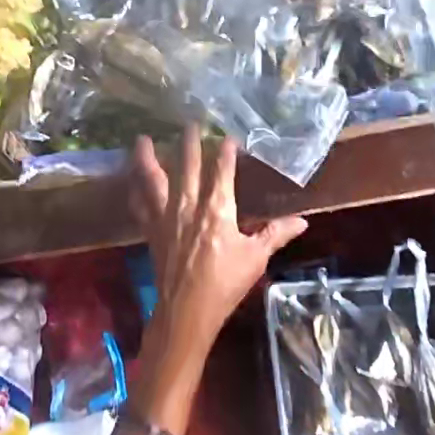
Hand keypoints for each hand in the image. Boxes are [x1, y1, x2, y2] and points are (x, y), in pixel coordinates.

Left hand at [131, 129, 308, 355]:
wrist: (186, 311)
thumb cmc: (225, 284)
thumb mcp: (255, 258)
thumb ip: (276, 234)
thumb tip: (302, 220)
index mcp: (217, 210)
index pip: (222, 171)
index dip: (225, 152)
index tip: (229, 136)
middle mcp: (188, 206)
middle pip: (186, 166)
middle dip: (189, 142)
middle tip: (188, 123)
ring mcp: (166, 217)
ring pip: (153, 180)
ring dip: (148, 158)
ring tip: (142, 139)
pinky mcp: (151, 231)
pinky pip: (140, 205)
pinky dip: (135, 190)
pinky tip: (132, 181)